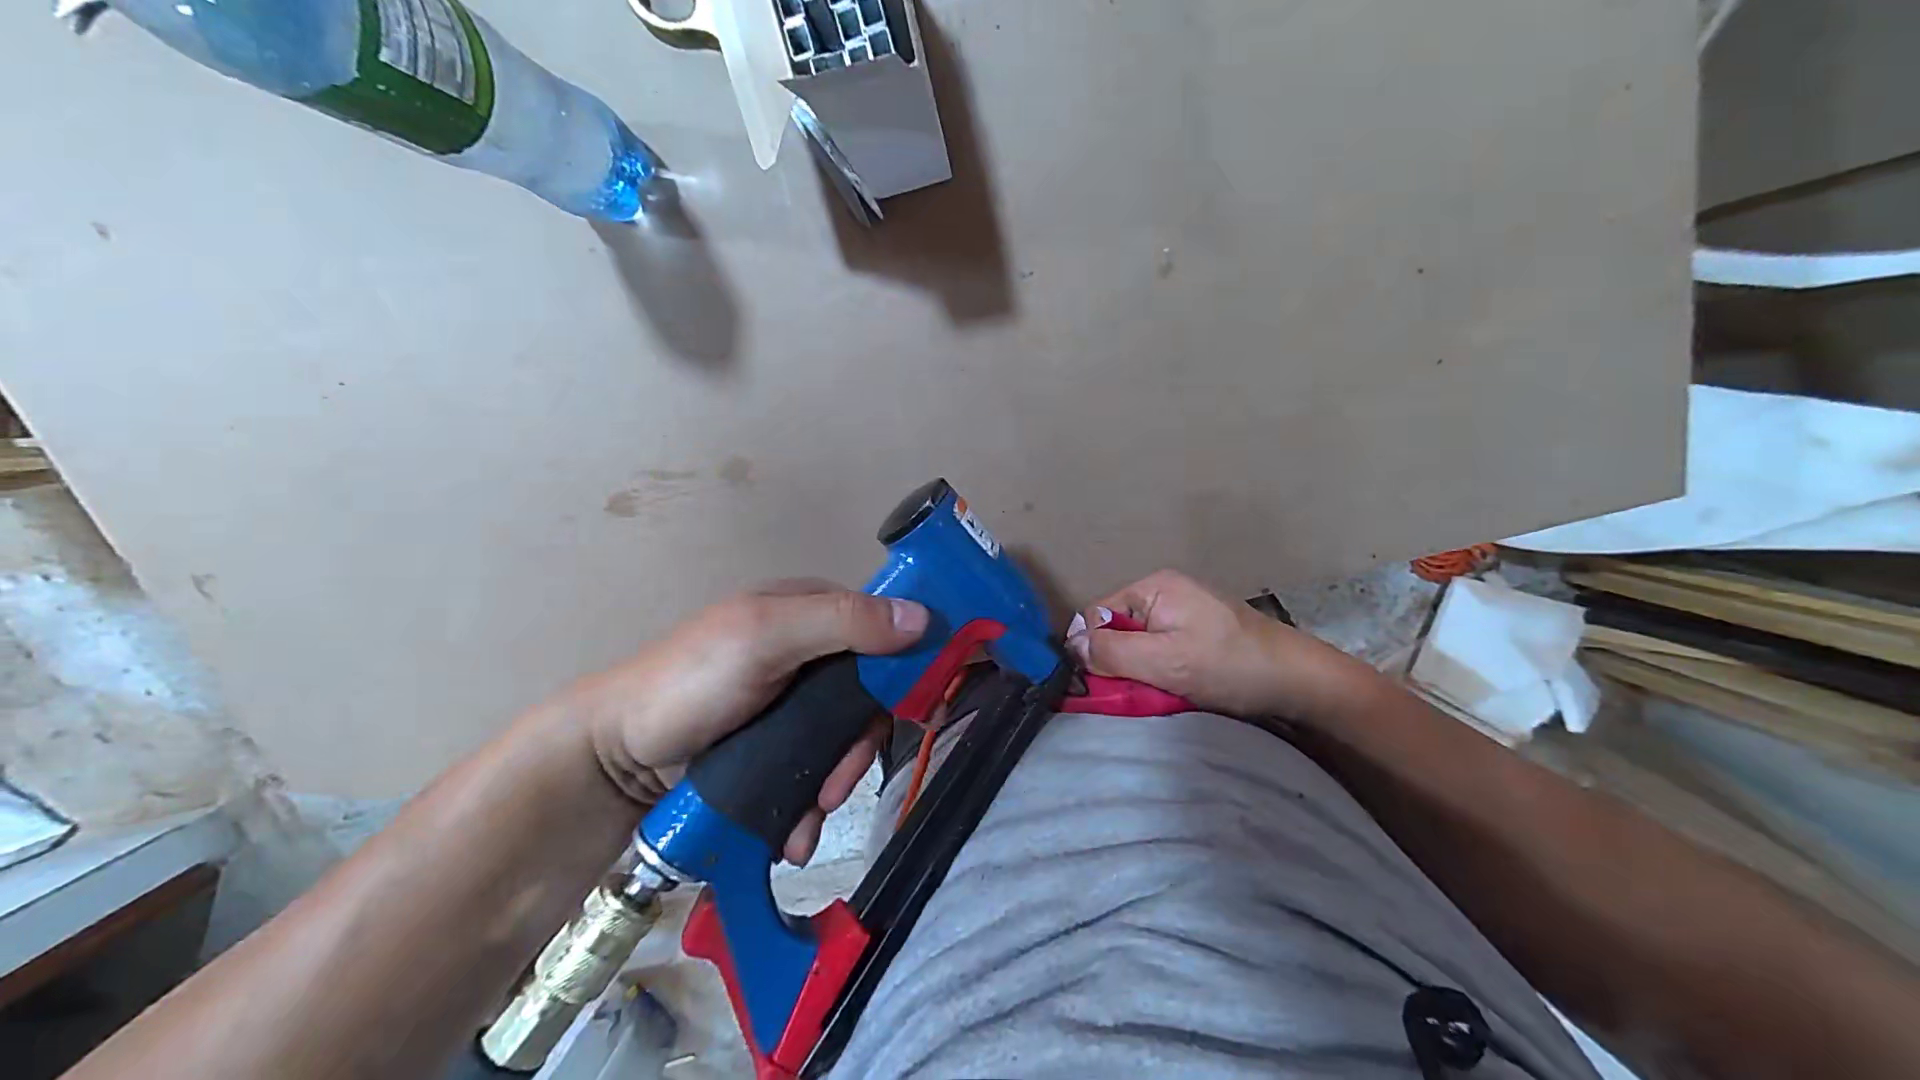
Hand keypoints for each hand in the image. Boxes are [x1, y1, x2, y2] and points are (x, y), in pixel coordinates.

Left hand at [563, 580, 927, 864]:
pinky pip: (816, 767)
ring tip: (810, 816)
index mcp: (807, 610)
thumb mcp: (766, 636)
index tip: (922, 707)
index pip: (881, 625)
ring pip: (844, 737)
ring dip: (837, 781)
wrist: (616, 758)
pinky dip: (813, 800)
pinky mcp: (777, 745)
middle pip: (868, 693)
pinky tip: (797, 829)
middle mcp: (807, 651)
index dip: (906, 662)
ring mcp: (791, 701)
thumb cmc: (692, 682)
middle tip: (840, 782)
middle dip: (859, 744)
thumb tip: (924, 617)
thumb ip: (843, 621)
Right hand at [1067, 569, 1374, 720]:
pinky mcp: (1198, 635)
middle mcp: (1164, 593)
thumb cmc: (1231, 666)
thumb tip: (1071, 646)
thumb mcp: (1166, 661)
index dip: (1094, 649)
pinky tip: (1174, 690)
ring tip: (1158, 694)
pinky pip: (1160, 652)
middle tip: (1135, 693)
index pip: (1098, 615)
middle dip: (1120, 664)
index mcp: (1153, 587)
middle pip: (1117, 630)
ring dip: (1141, 672)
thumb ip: (1114, 652)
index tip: (1102, 683)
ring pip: (1138, 646)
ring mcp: (1183, 613)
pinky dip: (1161, 674)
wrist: (1301, 681)